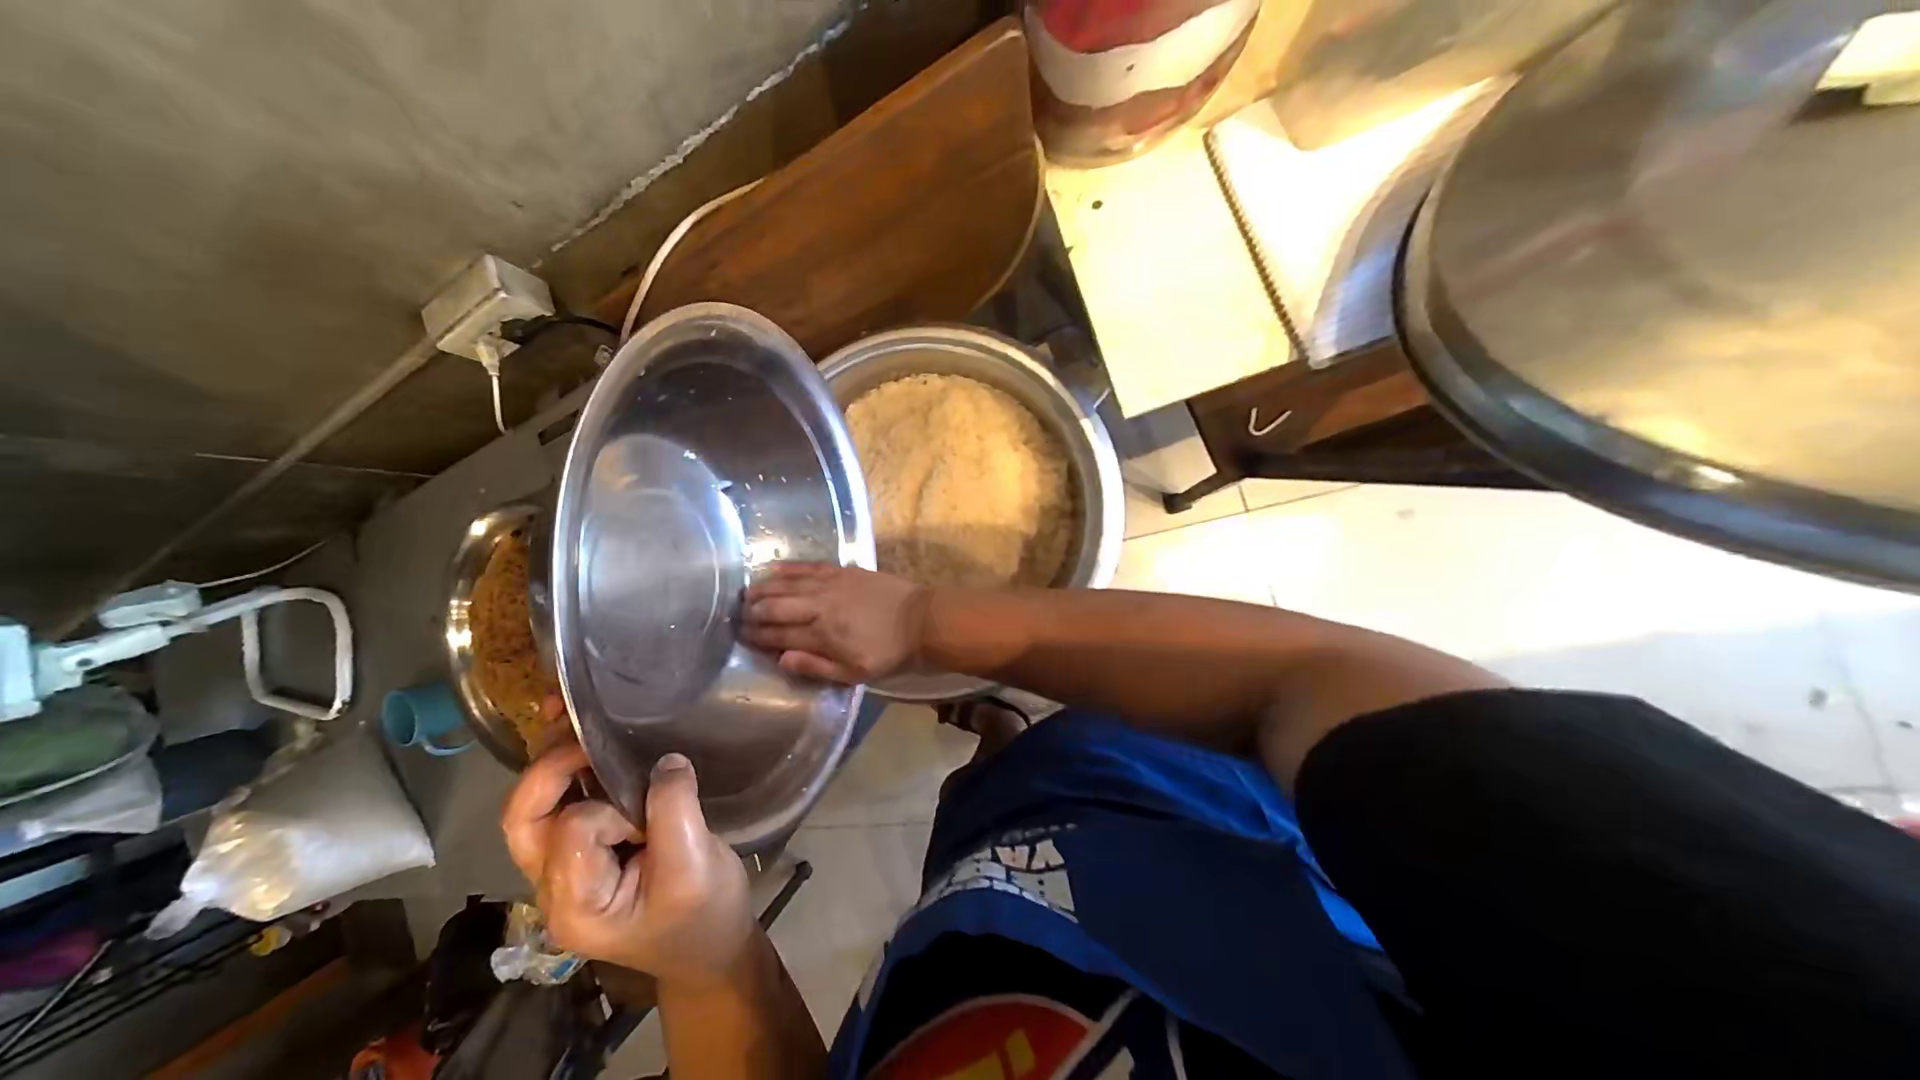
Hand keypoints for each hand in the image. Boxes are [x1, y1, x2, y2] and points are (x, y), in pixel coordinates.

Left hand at [501, 742, 754, 988]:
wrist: (712, 948)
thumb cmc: (704, 915)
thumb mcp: (694, 864)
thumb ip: (672, 808)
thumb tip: (664, 759)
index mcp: (575, 902)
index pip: (572, 829)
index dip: (612, 807)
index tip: (651, 815)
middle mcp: (553, 887)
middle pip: (524, 818)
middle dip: (551, 770)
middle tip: (587, 734)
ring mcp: (565, 871)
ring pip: (537, 809)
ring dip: (557, 766)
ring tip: (580, 726)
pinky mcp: (585, 854)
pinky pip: (563, 809)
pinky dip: (574, 775)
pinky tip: (594, 749)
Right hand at [741, 563, 928, 682]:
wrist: (921, 620)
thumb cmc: (888, 653)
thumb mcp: (854, 673)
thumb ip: (816, 666)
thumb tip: (780, 657)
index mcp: (822, 635)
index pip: (779, 634)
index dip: (758, 635)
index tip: (743, 635)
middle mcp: (820, 607)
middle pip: (776, 606)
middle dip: (753, 612)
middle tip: (739, 616)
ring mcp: (830, 585)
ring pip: (786, 584)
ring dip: (763, 589)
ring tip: (746, 594)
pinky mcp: (842, 570)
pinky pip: (808, 567)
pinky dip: (787, 568)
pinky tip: (771, 569)